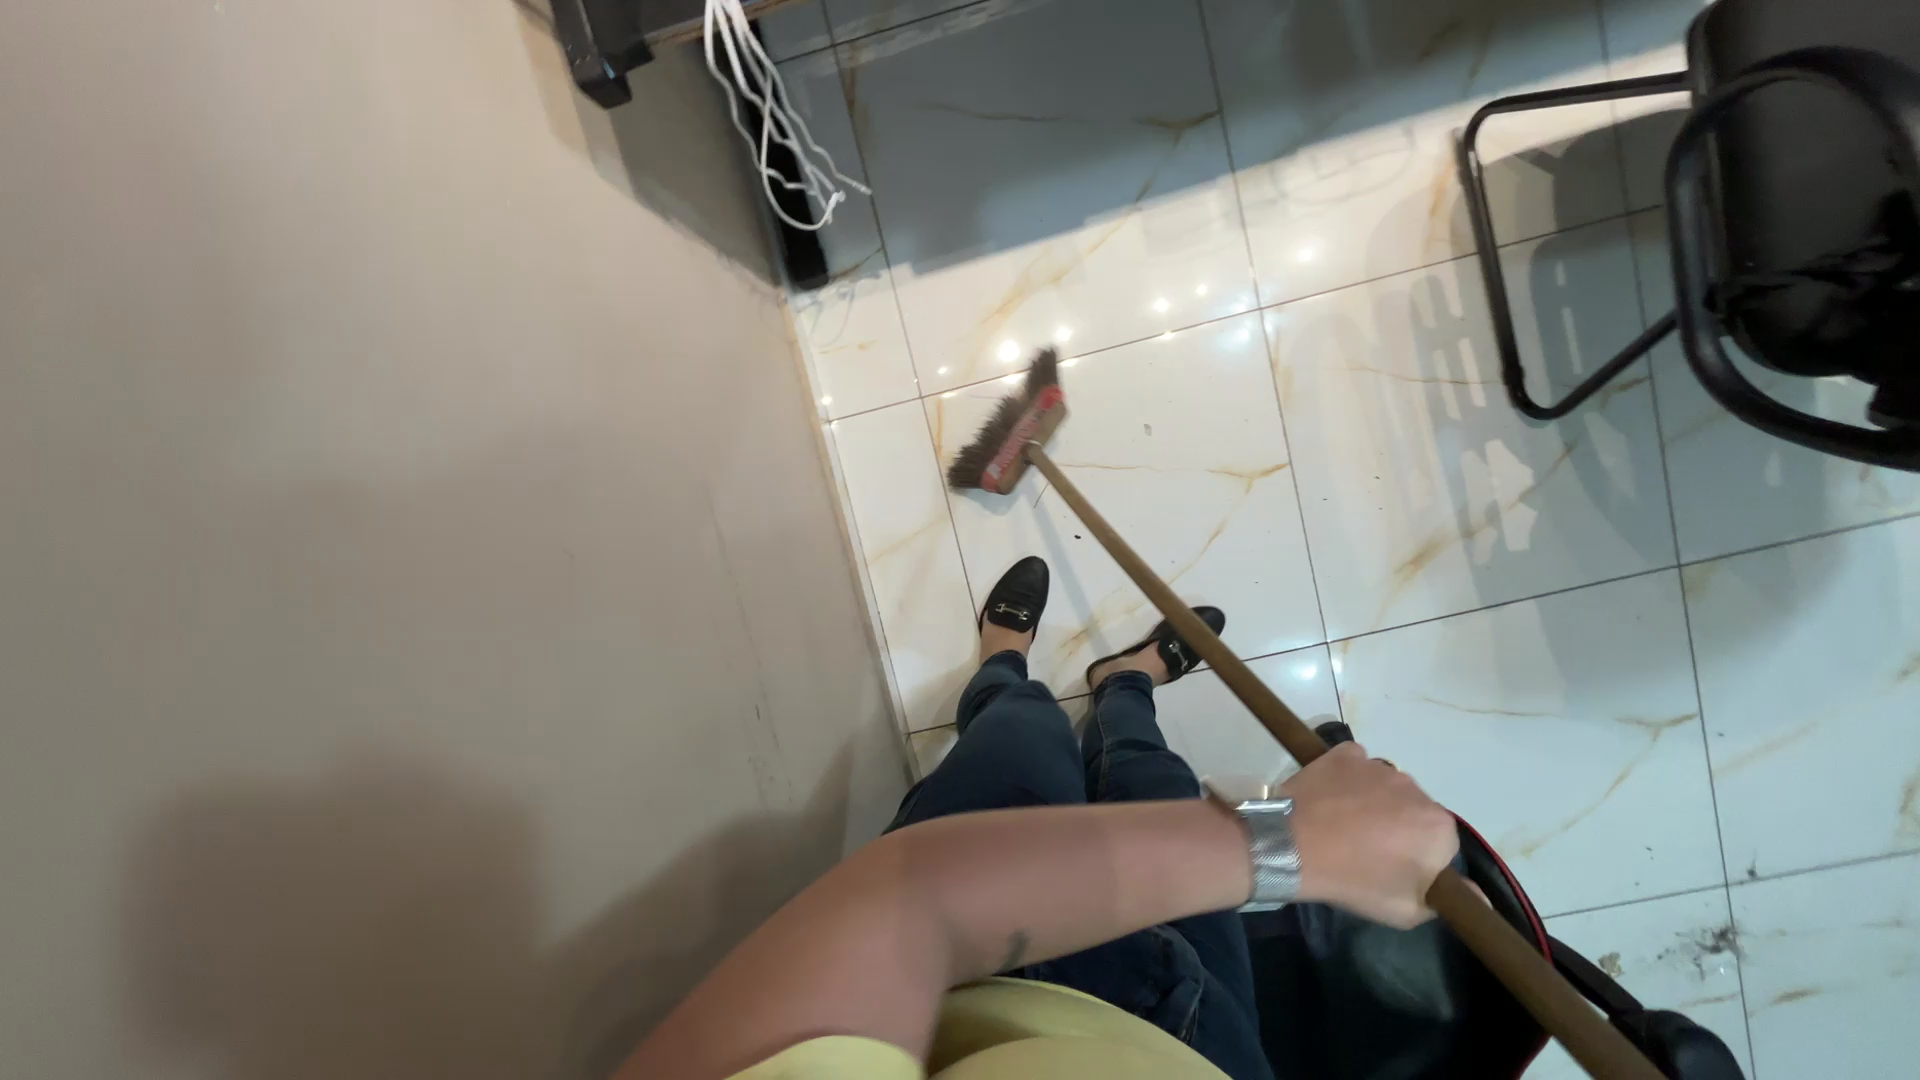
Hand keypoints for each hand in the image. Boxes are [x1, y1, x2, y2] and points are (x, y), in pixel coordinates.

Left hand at [1279, 742, 1456, 928]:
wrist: (1291, 844)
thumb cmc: (1354, 879)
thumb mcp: (1408, 910)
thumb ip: (1447, 900)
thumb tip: (1478, 895)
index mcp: (1439, 827)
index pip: (1441, 843)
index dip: (1419, 857)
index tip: (1394, 867)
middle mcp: (1415, 788)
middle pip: (1414, 810)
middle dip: (1398, 825)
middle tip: (1366, 845)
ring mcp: (1376, 766)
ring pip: (1385, 786)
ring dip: (1373, 799)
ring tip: (1344, 820)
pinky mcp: (1343, 753)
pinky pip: (1355, 763)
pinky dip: (1348, 776)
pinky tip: (1332, 794)